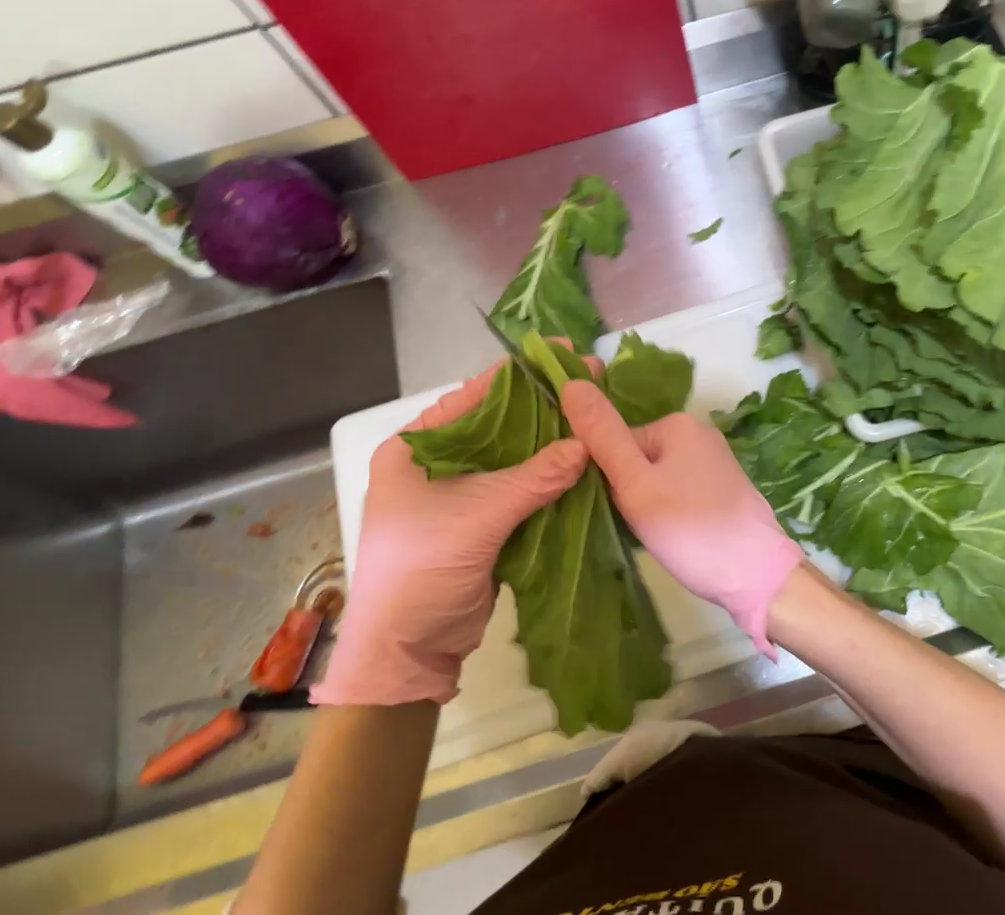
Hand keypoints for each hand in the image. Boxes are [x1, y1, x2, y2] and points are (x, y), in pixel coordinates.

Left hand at [311, 361, 589, 706]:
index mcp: (415, 450)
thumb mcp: (476, 518)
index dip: (519, 375)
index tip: (562, 352)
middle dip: (543, 408)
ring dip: (551, 444)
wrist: (408, 651)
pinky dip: (551, 479)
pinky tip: (586, 463)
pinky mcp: (484, 522)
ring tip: (596, 418)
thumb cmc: (422, 572)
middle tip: (590, 382)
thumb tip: (585, 444)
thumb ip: (532, 478)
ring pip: (514, 459)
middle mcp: (436, 464)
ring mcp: (460, 495)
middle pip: (498, 425)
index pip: (472, 398)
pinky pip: (523, 490)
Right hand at [561, 381, 801, 656]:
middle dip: (628, 493)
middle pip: (637, 459)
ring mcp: (714, 464)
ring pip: (656, 480)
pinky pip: (678, 494)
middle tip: (638, 525)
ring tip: (656, 535)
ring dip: (646, 506)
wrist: (755, 574)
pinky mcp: (722, 491)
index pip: (616, 442)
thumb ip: (602, 437)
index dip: (607, 478)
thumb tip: (571, 383)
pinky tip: (673, 537)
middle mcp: (699, 434)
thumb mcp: (636, 483)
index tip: (616, 508)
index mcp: (677, 423)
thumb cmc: (690, 528)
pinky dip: (668, 514)